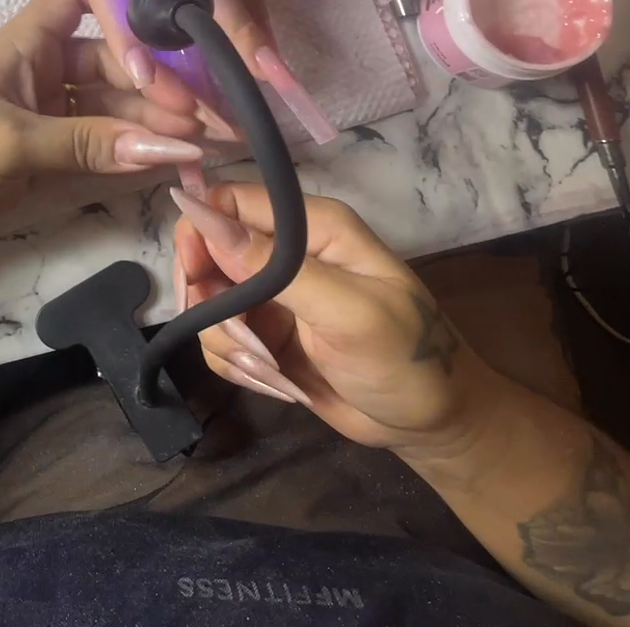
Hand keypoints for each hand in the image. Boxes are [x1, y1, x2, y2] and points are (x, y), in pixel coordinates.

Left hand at [0, 0, 205, 245]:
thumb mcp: (14, 142)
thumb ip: (89, 143)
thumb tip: (173, 149)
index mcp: (27, 40)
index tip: (184, 15)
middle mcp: (45, 64)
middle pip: (114, 61)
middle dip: (160, 86)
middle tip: (212, 115)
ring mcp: (52, 105)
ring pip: (114, 104)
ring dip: (155, 123)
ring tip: (206, 143)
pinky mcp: (55, 143)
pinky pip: (103, 138)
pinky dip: (133, 149)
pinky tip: (173, 158)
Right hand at [171, 184, 504, 454]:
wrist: (434, 427)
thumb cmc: (408, 360)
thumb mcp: (346, 312)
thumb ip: (270, 264)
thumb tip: (195, 210)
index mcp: (309, 227)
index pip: (227, 202)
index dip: (199, 233)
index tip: (196, 279)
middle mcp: (283, 252)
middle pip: (205, 253)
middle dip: (211, 303)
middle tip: (245, 340)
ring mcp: (269, 294)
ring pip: (206, 303)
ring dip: (230, 343)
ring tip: (274, 372)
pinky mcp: (262, 333)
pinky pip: (217, 339)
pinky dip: (237, 365)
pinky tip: (277, 383)